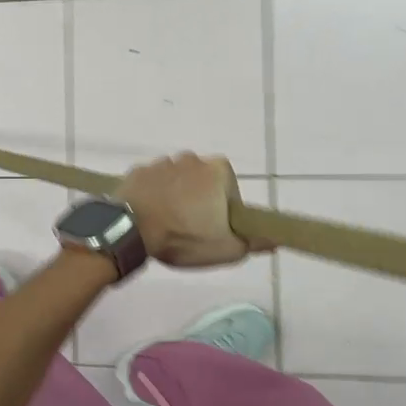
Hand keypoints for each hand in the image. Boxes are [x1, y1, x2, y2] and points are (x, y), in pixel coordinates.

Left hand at [114, 153, 269, 268]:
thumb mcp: (228, 248)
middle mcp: (190, 158)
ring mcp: (160, 161)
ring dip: (175, 196)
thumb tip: (274, 239)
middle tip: (190, 226)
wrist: (130, 230)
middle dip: (199, 200)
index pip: (230, 190)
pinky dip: (153, 194)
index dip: (225, 211)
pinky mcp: (136, 170)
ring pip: (176, 181)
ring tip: (167, 222)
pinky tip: (149, 213)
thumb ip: (254, 241)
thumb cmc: (185, 236)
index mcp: (218, 169)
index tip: (214, 228)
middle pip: (203, 182)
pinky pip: (152, 183)